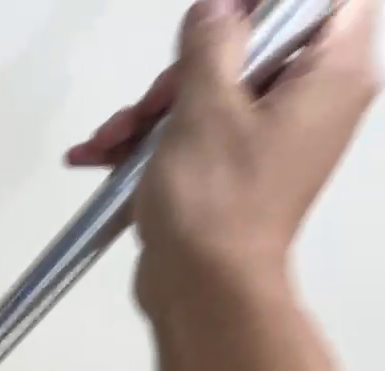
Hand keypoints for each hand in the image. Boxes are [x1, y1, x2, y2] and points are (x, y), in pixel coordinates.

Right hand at [68, 0, 377, 311]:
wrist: (203, 283)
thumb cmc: (213, 196)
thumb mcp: (203, 112)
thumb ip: (211, 48)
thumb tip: (216, 7)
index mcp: (330, 73)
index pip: (322, 3)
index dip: (264, 3)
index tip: (211, 16)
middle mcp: (313, 98)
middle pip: (255, 50)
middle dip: (184, 71)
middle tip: (147, 103)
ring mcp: (270, 137)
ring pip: (212, 96)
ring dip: (151, 113)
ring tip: (105, 142)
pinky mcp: (231, 170)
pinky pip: (194, 135)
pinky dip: (148, 142)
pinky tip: (98, 157)